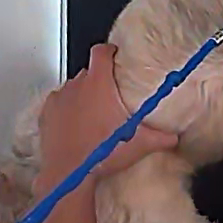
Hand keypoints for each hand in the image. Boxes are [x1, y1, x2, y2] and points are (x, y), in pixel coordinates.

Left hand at [37, 43, 176, 189]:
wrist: (70, 171)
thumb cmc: (104, 152)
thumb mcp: (141, 144)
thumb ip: (162, 138)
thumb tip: (176, 137)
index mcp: (99, 85)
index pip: (101, 52)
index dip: (109, 50)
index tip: (115, 55)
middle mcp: (76, 86)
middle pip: (89, 72)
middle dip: (101, 79)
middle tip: (113, 96)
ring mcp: (59, 99)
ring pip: (74, 88)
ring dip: (84, 95)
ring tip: (96, 113)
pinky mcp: (47, 114)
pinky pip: (60, 104)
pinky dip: (69, 109)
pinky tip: (79, 124)